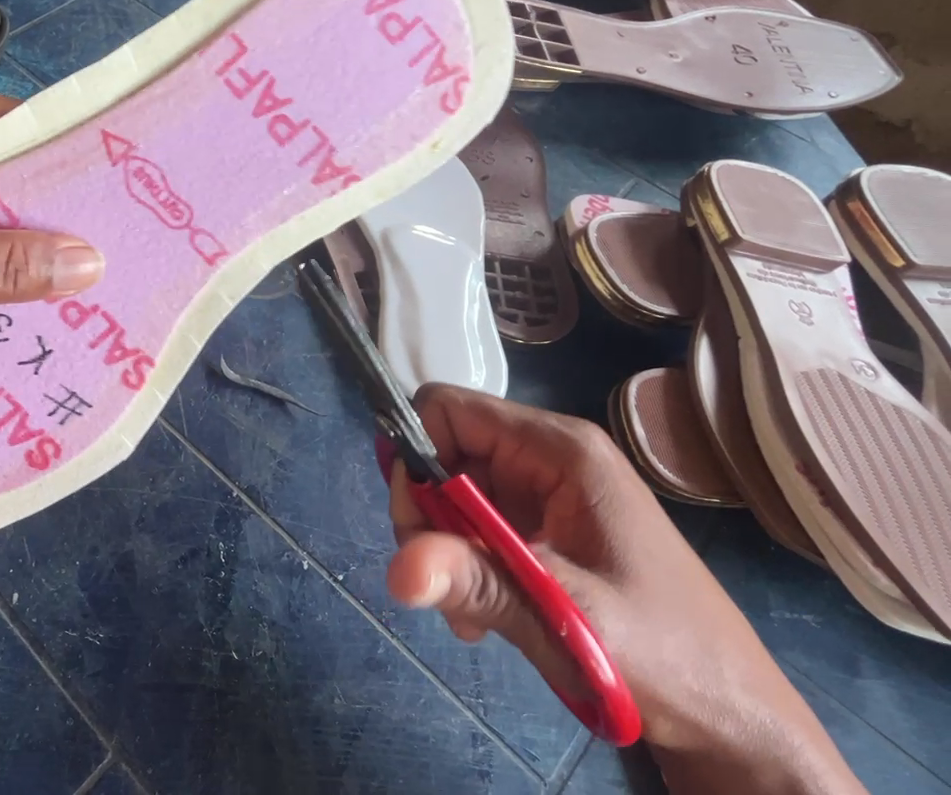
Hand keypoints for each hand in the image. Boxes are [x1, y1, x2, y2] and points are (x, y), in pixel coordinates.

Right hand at [385, 387, 862, 792]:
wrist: (735, 723)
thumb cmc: (669, 657)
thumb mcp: (570, 617)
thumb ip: (480, 582)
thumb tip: (397, 569)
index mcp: (558, 450)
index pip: (443, 408)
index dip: (414, 455)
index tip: (416, 524)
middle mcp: (544, 458)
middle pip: (438, 453)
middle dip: (424, 515)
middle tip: (440, 577)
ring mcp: (541, 494)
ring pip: (446, 494)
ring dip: (439, 550)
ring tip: (470, 611)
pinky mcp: (537, 530)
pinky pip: (468, 528)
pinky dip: (459, 567)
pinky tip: (483, 615)